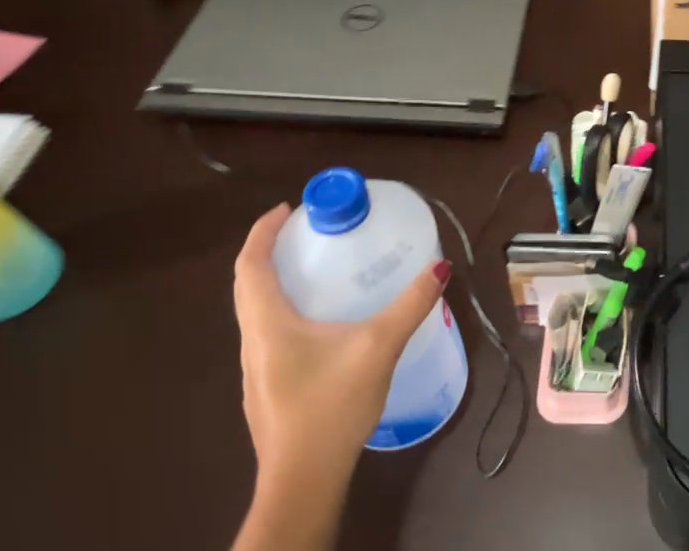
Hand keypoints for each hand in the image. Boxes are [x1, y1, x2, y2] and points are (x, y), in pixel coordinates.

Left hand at [233, 204, 449, 472]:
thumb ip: (410, 305)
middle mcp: (253, 341)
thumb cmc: (331, 406)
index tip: (289, 209)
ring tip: (318, 273)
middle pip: (249, 286)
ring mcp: (256, 370)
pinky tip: (324, 327)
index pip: (250, 264)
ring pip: (258, 313)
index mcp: (267, 323)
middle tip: (309, 235)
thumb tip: (439, 267)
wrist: (304, 480)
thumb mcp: (378, 348)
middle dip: (272, 253)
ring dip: (279, 284)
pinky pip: (270, 335)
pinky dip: (287, 313)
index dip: (263, 231)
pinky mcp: (267, 389)